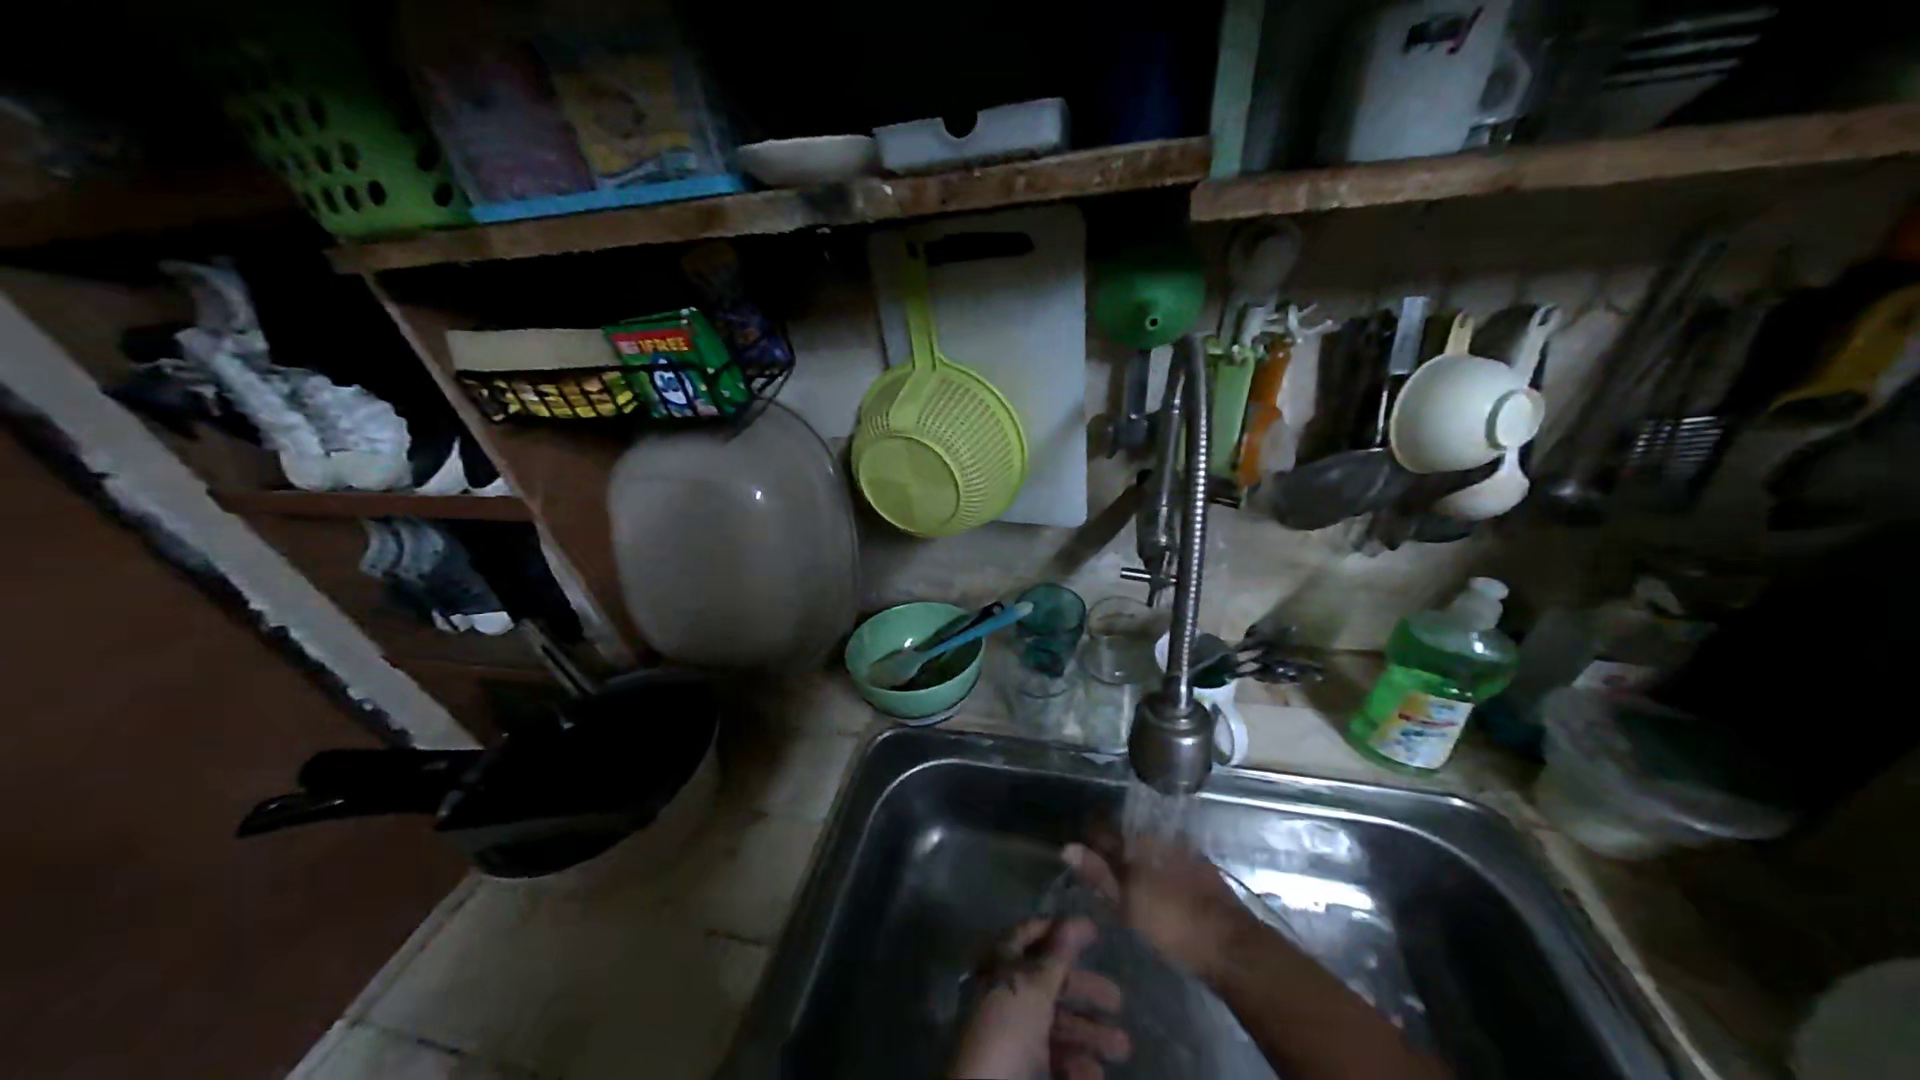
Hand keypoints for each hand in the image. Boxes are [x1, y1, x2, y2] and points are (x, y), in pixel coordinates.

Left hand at [948, 915, 1131, 1079]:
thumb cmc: (1007, 1034)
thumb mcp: (1033, 989)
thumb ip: (1056, 956)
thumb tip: (1074, 918)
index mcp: (1000, 969)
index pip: (1025, 936)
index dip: (1054, 930)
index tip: (1090, 931)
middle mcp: (1008, 997)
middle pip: (1050, 984)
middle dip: (1085, 991)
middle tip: (1118, 999)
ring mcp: (1016, 1037)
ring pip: (1058, 1026)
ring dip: (1091, 1035)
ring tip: (1122, 1047)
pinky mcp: (1026, 1070)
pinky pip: (1056, 1061)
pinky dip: (1077, 1066)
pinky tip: (1093, 1073)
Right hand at [1063, 836, 1257, 983]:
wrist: (1232, 945)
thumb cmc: (1174, 925)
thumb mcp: (1128, 904)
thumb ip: (1098, 874)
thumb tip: (1067, 846)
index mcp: (1137, 844)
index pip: (1102, 831)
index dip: (1087, 840)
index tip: (1076, 853)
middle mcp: (1158, 839)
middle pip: (1125, 837)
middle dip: (1110, 849)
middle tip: (1098, 871)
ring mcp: (1182, 850)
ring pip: (1148, 847)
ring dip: (1135, 858)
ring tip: (1124, 880)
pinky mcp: (1200, 865)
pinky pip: (1167, 858)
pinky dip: (1156, 866)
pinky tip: (1154, 885)